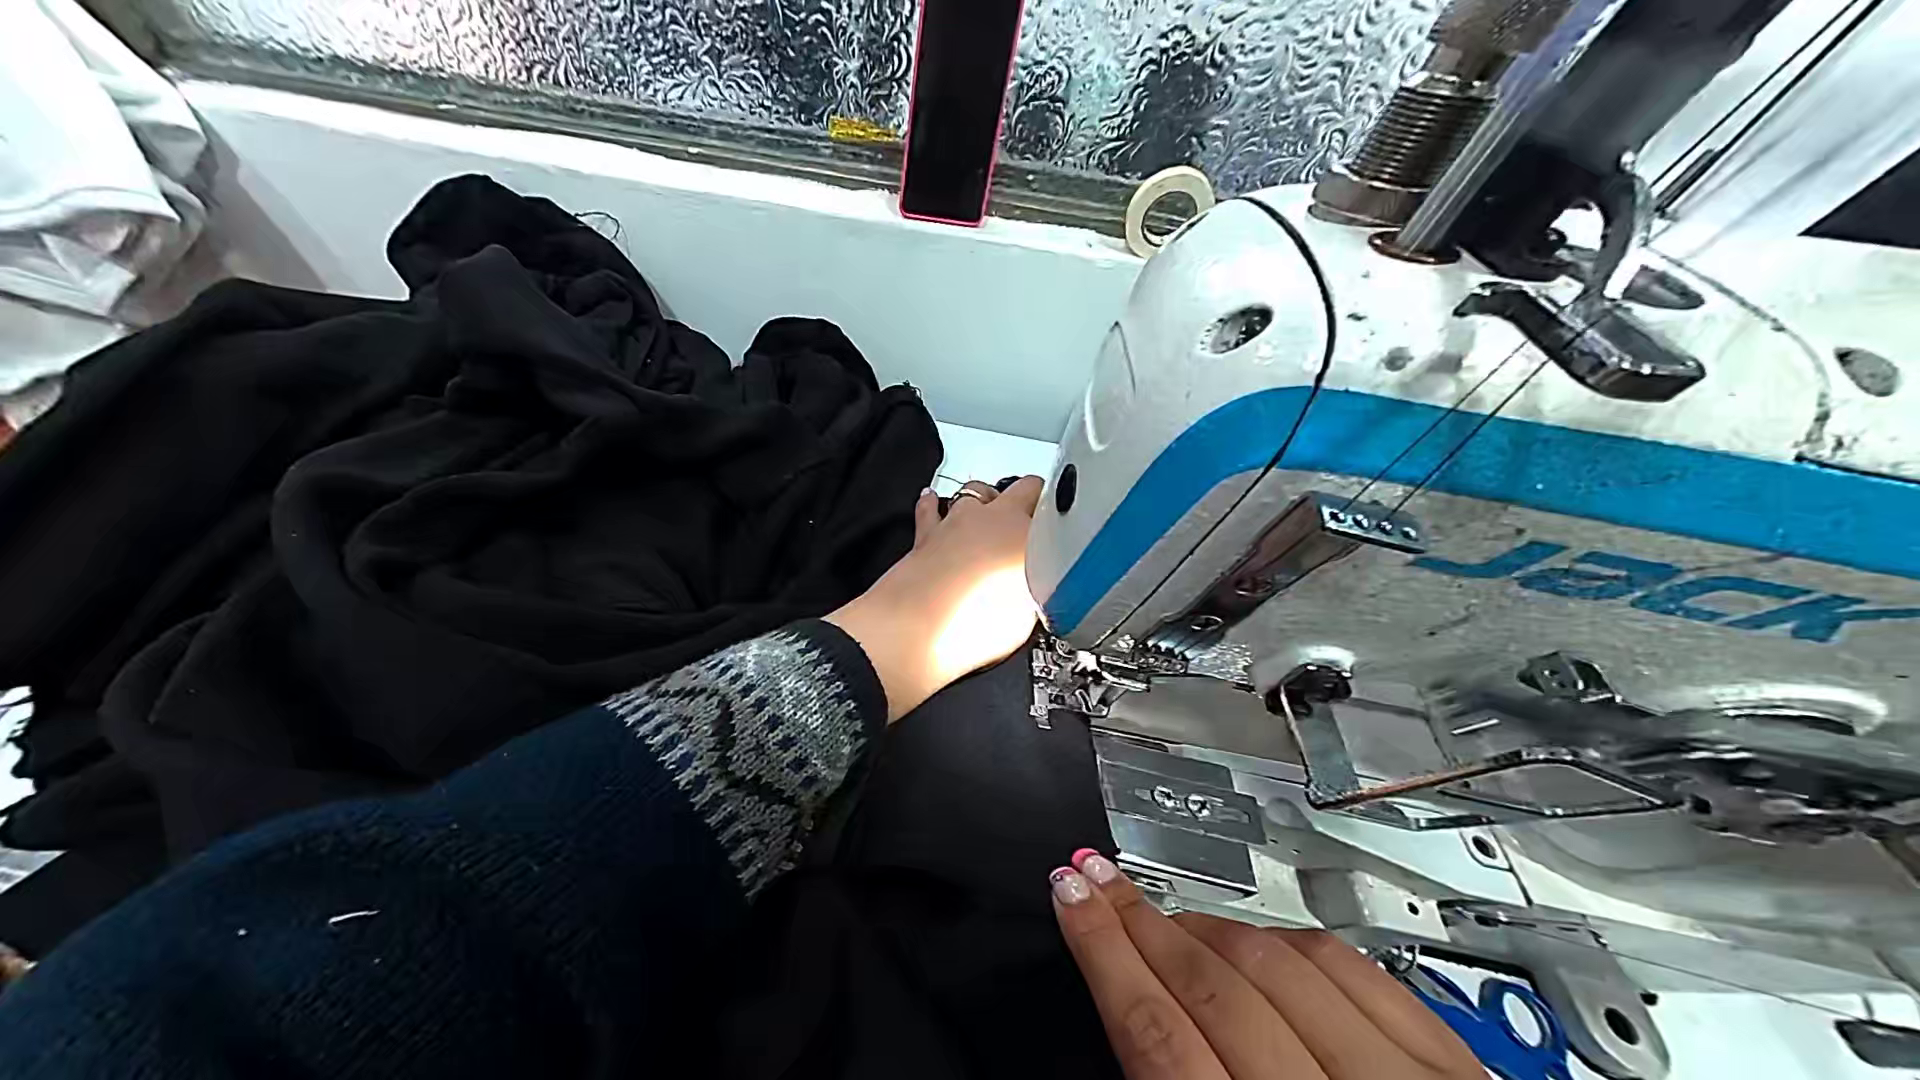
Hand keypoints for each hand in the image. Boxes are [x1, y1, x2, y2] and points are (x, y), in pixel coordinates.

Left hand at [825, 477, 1042, 722]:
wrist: (918, 629)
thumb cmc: (975, 623)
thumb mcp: (1030, 617)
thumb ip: (1041, 591)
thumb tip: (1042, 590)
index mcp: (1029, 533)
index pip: (1057, 507)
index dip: (1062, 515)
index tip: (1067, 527)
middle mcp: (995, 517)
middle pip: (1023, 488)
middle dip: (1031, 498)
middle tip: (1036, 516)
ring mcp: (957, 521)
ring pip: (977, 492)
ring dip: (986, 499)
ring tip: (992, 512)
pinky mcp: (926, 534)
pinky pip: (931, 507)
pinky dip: (934, 503)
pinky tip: (933, 500)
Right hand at [1051, 851, 1485, 1079]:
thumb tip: (1118, 1010)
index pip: (1158, 1038)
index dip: (1103, 953)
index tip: (1071, 897)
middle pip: (1212, 990)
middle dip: (1138, 921)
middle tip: (1097, 877)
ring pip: (1277, 966)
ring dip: (1203, 924)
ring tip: (1162, 911)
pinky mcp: (1464, 1077)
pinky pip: (1354, 969)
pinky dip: (1288, 940)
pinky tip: (1253, 933)